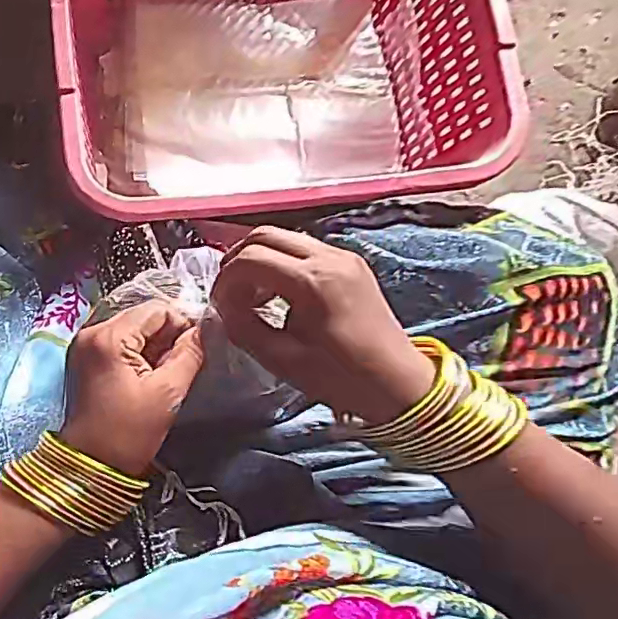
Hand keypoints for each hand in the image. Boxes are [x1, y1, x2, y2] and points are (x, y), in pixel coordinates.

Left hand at [58, 301, 205, 474]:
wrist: (90, 465)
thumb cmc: (128, 433)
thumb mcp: (168, 392)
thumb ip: (189, 353)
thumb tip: (204, 329)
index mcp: (108, 337)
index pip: (157, 309)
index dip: (182, 325)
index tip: (194, 351)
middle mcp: (91, 332)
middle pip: (142, 317)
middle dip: (166, 338)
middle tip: (178, 368)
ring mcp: (84, 346)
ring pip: (131, 330)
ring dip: (152, 348)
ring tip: (162, 377)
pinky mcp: (84, 360)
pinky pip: (118, 344)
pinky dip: (136, 356)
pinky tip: (145, 379)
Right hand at [213, 227, 435, 423]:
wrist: (398, 383)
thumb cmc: (340, 377)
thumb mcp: (281, 359)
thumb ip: (244, 326)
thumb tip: (224, 306)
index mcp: (312, 282)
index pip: (249, 259)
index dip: (225, 280)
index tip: (220, 304)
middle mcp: (329, 258)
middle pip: (264, 235)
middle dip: (237, 261)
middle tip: (229, 293)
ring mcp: (343, 256)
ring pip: (284, 238)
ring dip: (259, 259)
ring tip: (252, 295)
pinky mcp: (351, 263)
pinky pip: (303, 248)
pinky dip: (280, 262)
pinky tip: (277, 293)